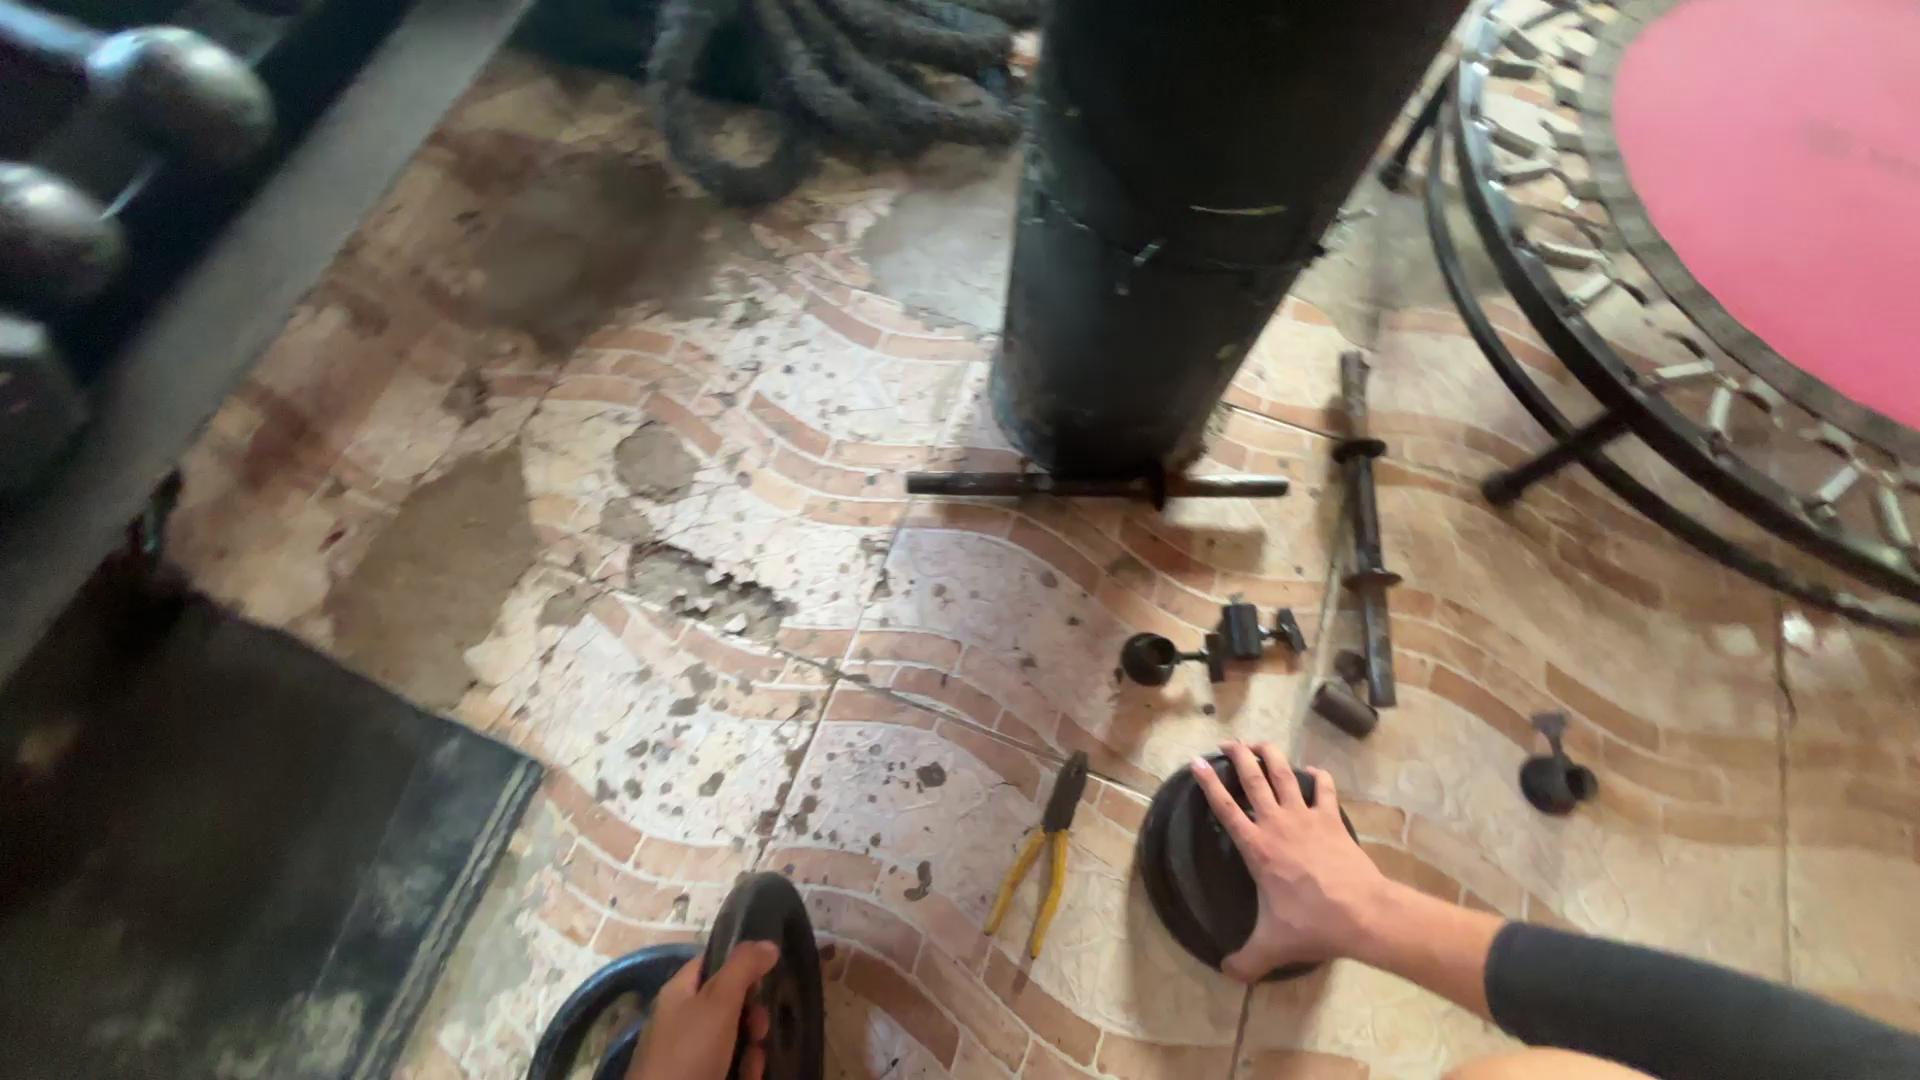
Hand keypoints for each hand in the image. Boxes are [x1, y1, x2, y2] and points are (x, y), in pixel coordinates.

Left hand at [626, 941, 780, 1079]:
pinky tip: (751, 1075)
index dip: (740, 964)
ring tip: (757, 1058)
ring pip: (733, 1036)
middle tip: (760, 1026)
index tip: (765, 974)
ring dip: (753, 1044)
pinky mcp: (701, 1078)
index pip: (712, 963)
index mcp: (678, 994)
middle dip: (753, 1011)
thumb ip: (744, 967)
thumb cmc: (688, 1054)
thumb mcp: (719, 1001)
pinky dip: (745, 1069)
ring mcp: (690, 1055)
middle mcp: (682, 1021)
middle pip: (728, 1002)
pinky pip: (730, 1065)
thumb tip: (769, 944)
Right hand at [1190, 742, 1391, 981]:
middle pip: (1252, 779)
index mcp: (1256, 847)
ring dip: (1271, 755)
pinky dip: (1317, 776)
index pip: (1225, 807)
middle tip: (1229, 743)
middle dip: (1238, 756)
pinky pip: (1323, 789)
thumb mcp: (1273, 944)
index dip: (1208, 783)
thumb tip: (1226, 974)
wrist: (1363, 914)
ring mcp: (1305, 817)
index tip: (1197, 763)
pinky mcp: (1332, 820)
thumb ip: (1247, 959)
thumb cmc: (1312, 923)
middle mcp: (1276, 823)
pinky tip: (1313, 770)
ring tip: (1261, 743)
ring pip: (1283, 775)